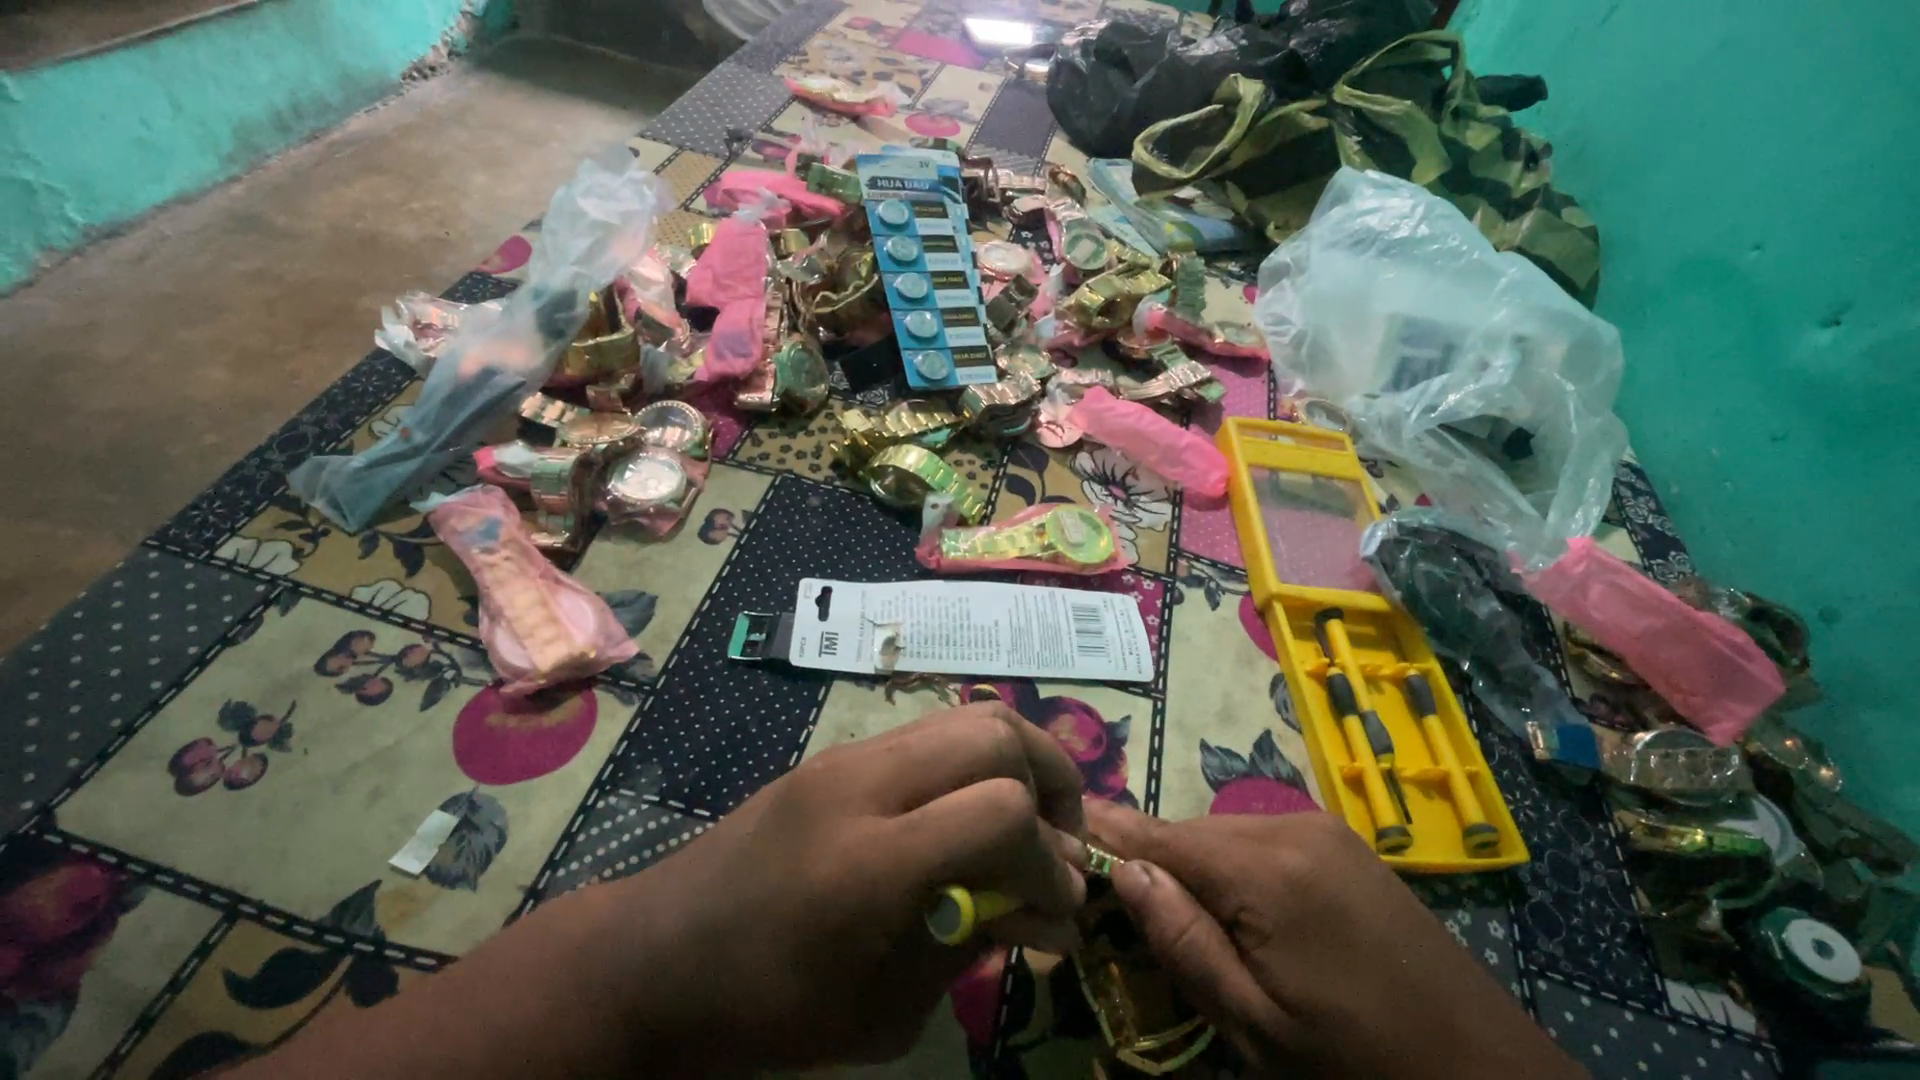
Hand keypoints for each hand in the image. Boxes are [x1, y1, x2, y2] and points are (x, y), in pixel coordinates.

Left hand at [601, 702, 1089, 1072]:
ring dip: (1017, 759)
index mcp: (870, 862)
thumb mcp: (885, 1010)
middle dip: (1052, 780)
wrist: (654, 957)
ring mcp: (845, 758)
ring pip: (966, 715)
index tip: (1059, 903)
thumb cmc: (765, 1009)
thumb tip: (1058, 913)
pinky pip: (928, 732)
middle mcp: (862, 786)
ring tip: (1027, 818)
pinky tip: (969, 812)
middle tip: (1059, 841)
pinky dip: (973, 759)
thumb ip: (975, 942)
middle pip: (995, 734)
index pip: (1001, 813)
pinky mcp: (834, 755)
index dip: (1050, 860)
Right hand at [1086, 801, 1585, 1079]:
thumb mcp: (1255, 1024)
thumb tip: (1121, 869)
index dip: (1103, 833)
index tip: (1055, 829)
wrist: (1488, 1072)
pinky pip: (1260, 841)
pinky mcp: (1343, 844)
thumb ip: (1182, 939)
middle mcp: (1289, 826)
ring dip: (1190, 866)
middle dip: (1148, 862)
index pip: (1156, 834)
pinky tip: (1231, 910)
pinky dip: (1230, 866)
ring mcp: (1322, 829)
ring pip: (1222, 834)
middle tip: (1111, 904)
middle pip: (1188, 831)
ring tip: (1172, 915)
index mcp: (1264, 868)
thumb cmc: (1357, 1062)